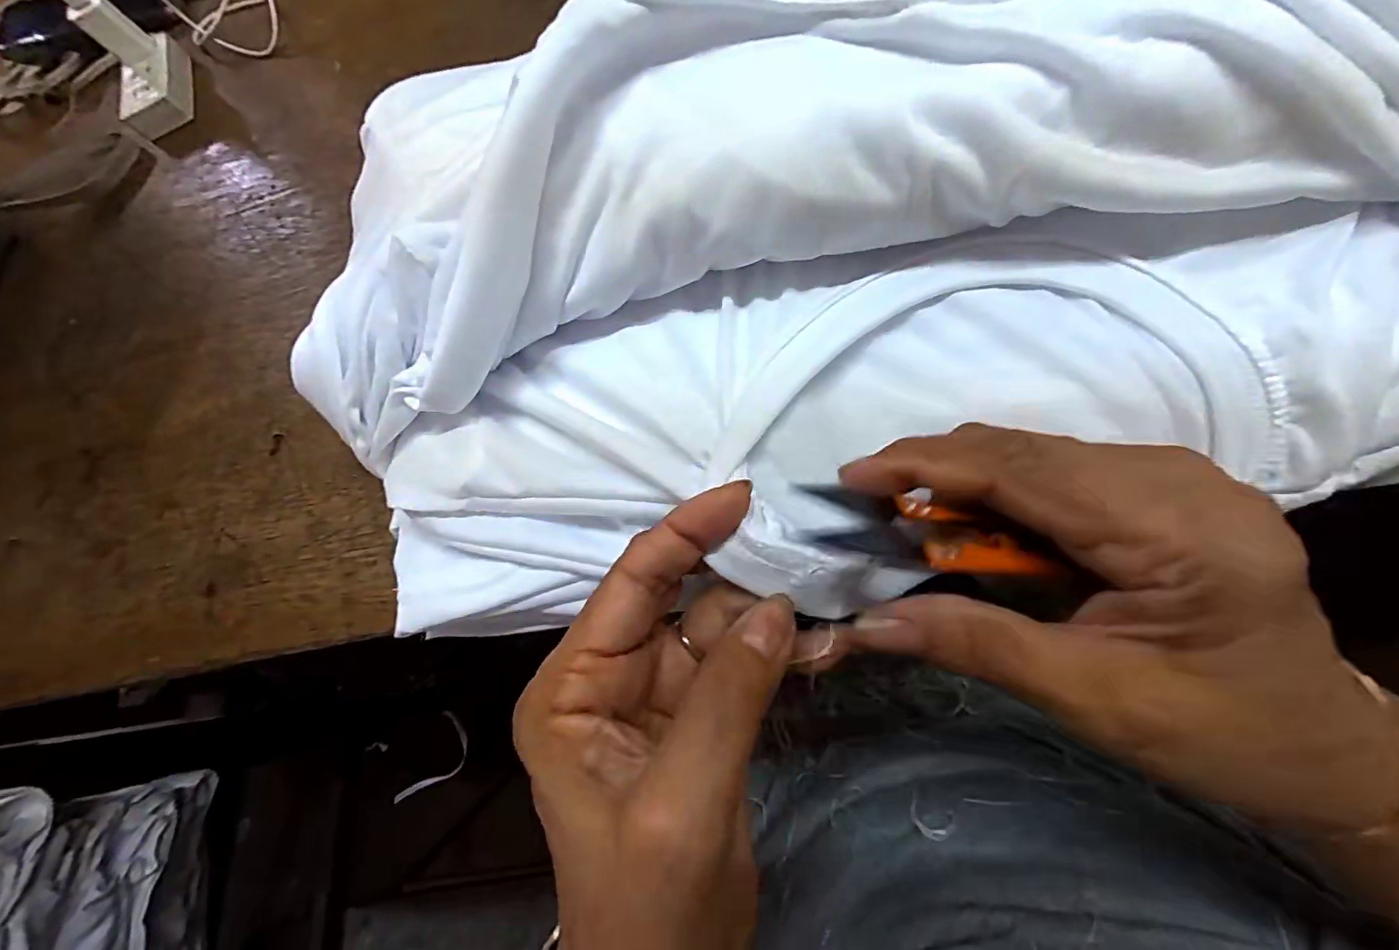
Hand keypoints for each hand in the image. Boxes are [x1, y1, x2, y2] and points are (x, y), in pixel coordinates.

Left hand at [513, 482, 798, 949]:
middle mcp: (610, 676)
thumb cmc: (646, 902)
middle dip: (739, 573)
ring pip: (720, 626)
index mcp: (573, 686)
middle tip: (800, 546)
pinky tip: (821, 645)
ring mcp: (659, 695)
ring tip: (825, 605)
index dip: (685, 532)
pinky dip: (779, 651)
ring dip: (770, 616)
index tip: (741, 495)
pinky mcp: (699, 717)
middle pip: (681, 596)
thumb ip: (725, 697)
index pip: (630, 582)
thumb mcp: (682, 801)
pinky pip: (742, 663)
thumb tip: (777, 606)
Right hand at [838, 424, 1398, 837]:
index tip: (856, 474)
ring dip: (972, 476)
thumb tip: (873, 621)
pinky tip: (978, 517)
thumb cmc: (1220, 736)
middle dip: (941, 467)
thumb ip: (982, 645)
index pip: (1029, 472)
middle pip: (1034, 450)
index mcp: (1180, 531)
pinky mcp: (1171, 484)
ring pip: (1046, 453)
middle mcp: (1182, 478)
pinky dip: (1010, 487)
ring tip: (910, 509)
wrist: (1326, 745)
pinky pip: (1070, 469)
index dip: (932, 465)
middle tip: (870, 497)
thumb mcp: (1095, 700)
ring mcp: (1181, 473)